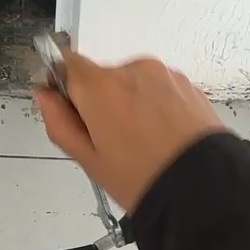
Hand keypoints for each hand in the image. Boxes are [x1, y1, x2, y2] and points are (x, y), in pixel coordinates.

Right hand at [34, 49, 225, 209]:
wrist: (204, 187)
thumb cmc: (147, 179)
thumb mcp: (89, 160)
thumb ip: (59, 122)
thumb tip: (45, 97)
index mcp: (100, 88)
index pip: (66, 62)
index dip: (62, 83)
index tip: (67, 103)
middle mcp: (131, 71)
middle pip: (101, 76)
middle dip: (100, 101)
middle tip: (109, 140)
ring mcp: (162, 74)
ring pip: (131, 82)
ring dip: (129, 103)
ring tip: (140, 142)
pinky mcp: (185, 83)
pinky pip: (158, 88)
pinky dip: (154, 106)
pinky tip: (160, 136)